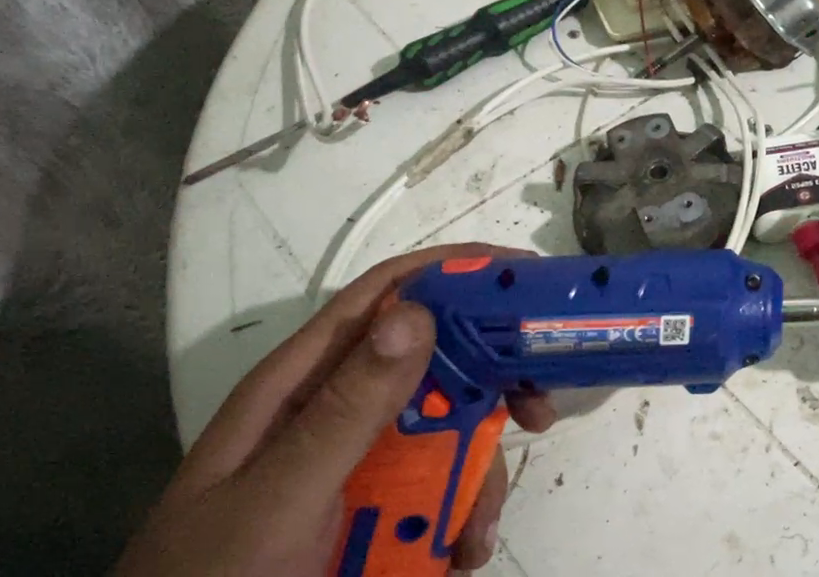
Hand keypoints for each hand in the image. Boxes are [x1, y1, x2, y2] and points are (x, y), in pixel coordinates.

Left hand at [115, 244, 555, 576]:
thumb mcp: (279, 496)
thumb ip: (345, 409)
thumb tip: (416, 311)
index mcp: (303, 383)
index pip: (387, 294)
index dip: (457, 269)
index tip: (527, 275)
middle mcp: (338, 409)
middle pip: (438, 360)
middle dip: (494, 383)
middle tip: (538, 408)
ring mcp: (359, 460)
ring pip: (451, 430)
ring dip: (479, 474)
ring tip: (476, 528)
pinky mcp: (376, 507)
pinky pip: (442, 488)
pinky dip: (462, 516)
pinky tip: (459, 552)